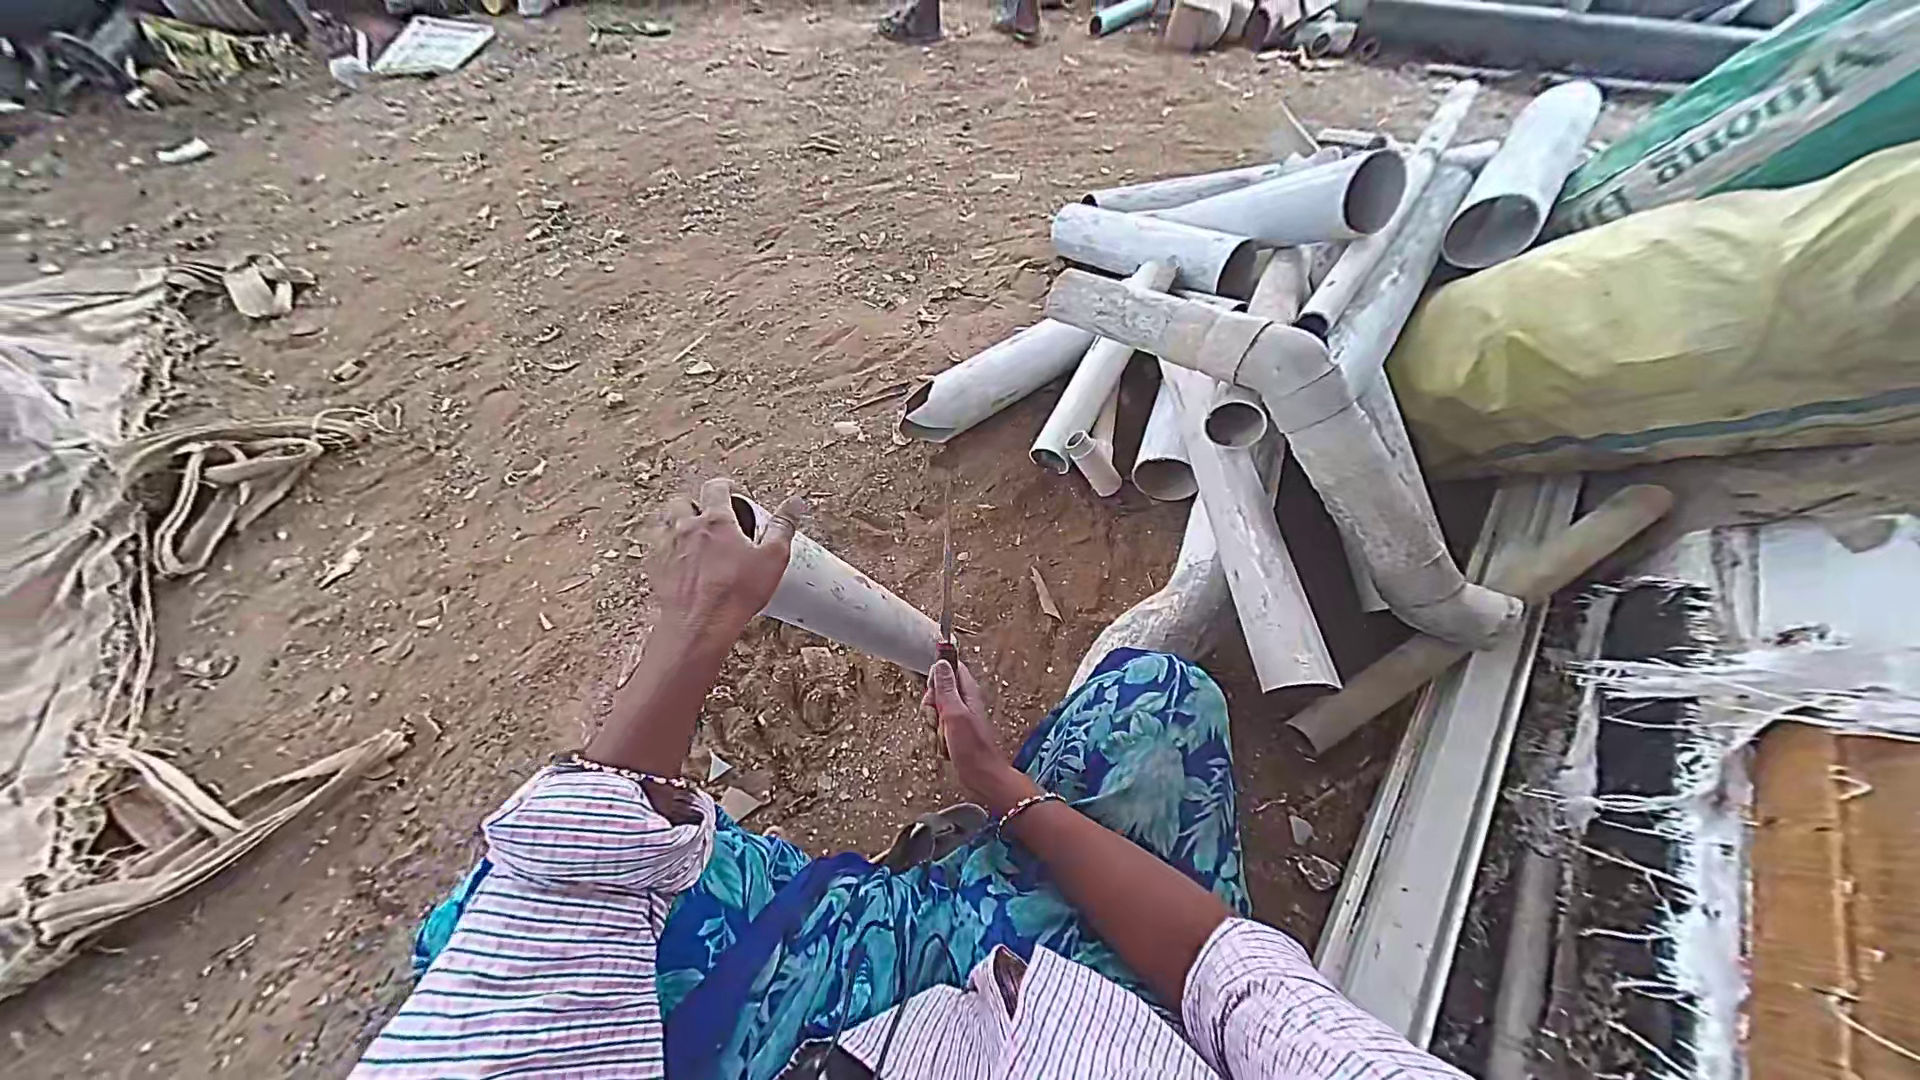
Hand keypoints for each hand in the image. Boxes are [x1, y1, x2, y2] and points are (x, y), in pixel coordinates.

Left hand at [655, 479, 804, 638]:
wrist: (700, 625)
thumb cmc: (736, 593)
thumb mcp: (773, 558)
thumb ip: (783, 527)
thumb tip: (795, 504)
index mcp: (716, 520)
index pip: (716, 487)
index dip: (726, 487)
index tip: (734, 492)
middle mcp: (687, 528)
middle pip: (684, 501)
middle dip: (698, 504)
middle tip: (713, 516)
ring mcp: (668, 547)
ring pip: (667, 522)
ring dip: (680, 523)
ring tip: (696, 535)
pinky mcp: (656, 568)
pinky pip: (658, 547)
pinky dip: (670, 548)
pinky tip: (683, 561)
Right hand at [924, 659, 1038, 814]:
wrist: (981, 776)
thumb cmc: (972, 747)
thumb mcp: (954, 714)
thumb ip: (946, 688)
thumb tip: (941, 663)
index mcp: (968, 691)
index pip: (950, 668)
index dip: (936, 675)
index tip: (931, 691)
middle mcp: (964, 700)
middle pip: (937, 690)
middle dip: (931, 705)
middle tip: (937, 718)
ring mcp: (959, 716)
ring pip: (935, 710)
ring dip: (932, 724)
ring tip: (942, 735)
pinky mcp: (954, 730)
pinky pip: (937, 726)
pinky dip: (936, 735)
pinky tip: (943, 744)